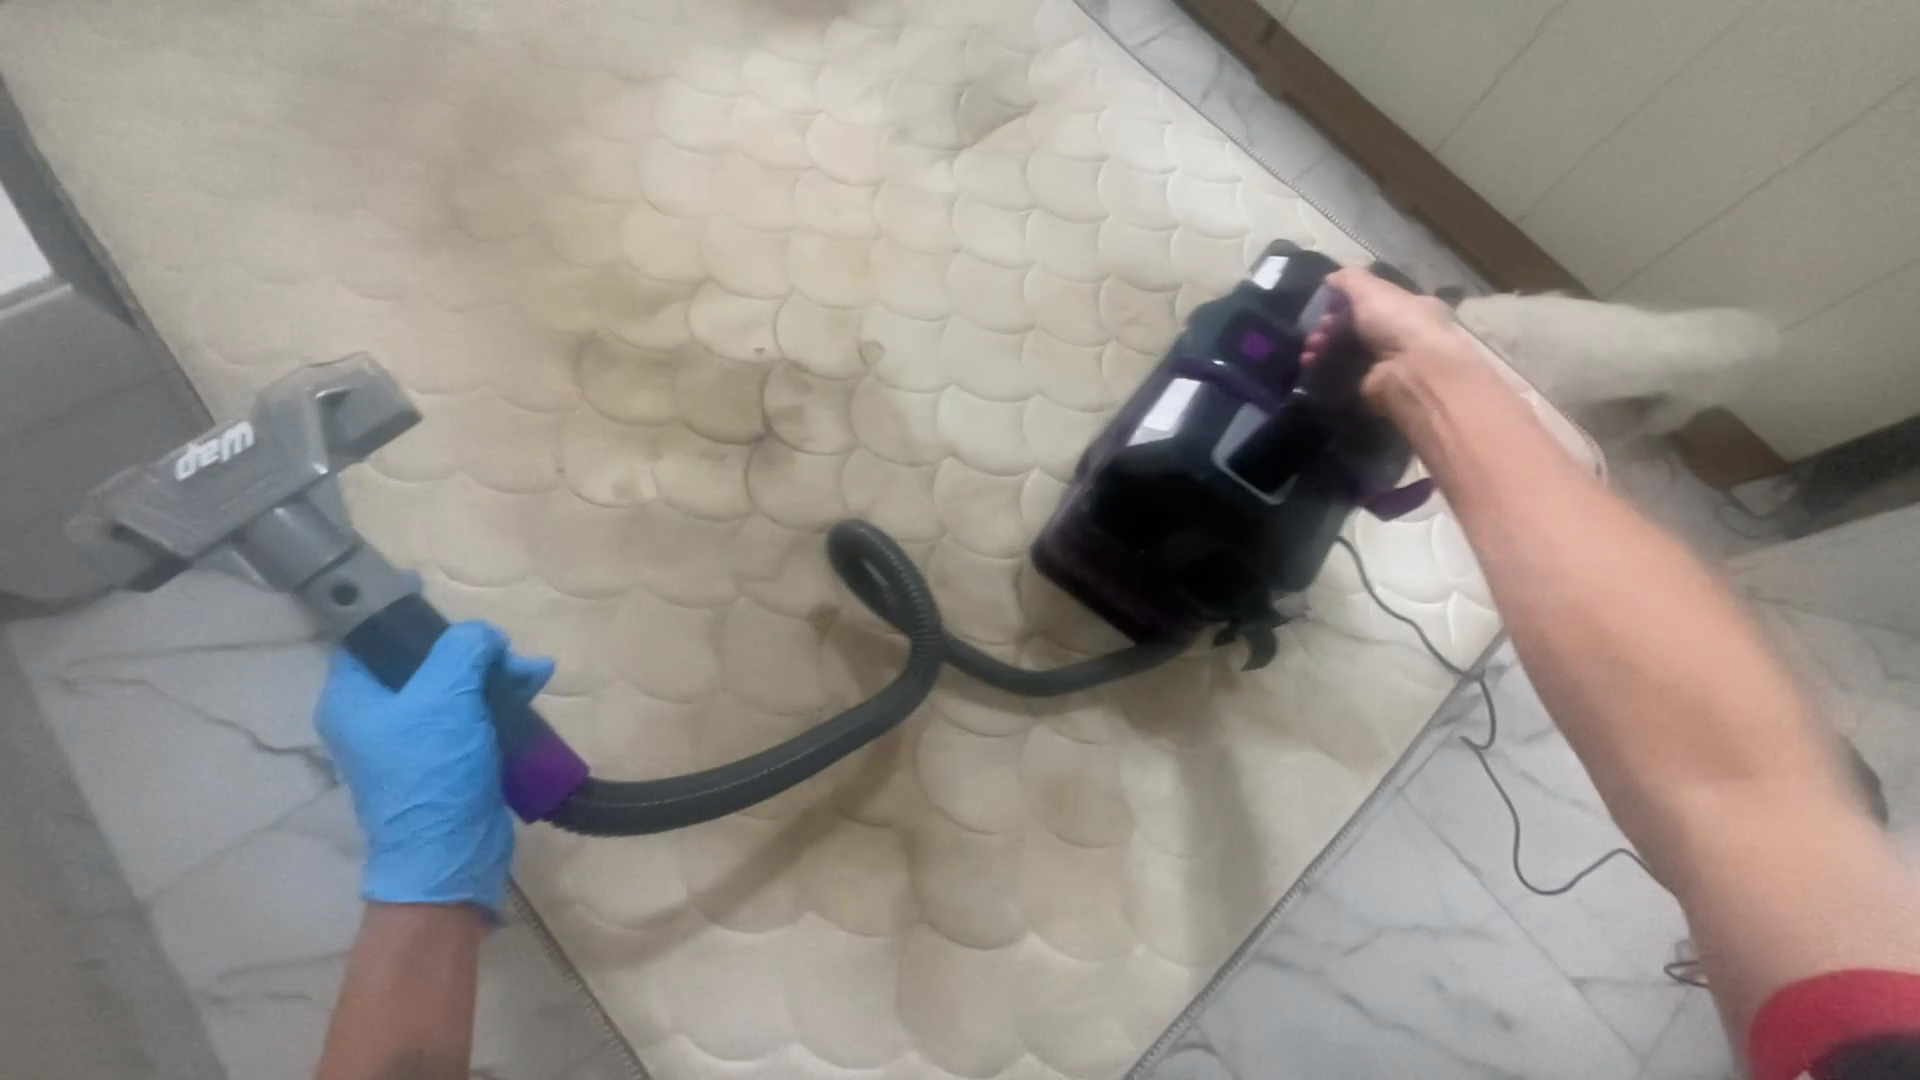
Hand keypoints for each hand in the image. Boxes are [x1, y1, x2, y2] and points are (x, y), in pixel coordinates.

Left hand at [316, 621, 553, 917]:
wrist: (452, 849)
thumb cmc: (433, 769)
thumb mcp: (445, 698)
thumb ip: (462, 650)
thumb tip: (483, 635)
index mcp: (355, 699)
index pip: (365, 638)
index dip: (395, 611)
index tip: (429, 590)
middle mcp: (380, 713)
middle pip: (424, 658)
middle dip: (470, 648)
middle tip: (502, 648)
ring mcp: (417, 734)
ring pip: (458, 681)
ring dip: (497, 670)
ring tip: (532, 670)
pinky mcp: (452, 751)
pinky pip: (477, 708)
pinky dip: (504, 694)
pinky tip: (534, 684)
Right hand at [1303, 268, 1483, 410]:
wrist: (1410, 371)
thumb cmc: (1397, 322)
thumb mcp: (1372, 289)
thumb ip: (1349, 280)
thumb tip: (1330, 278)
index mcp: (1406, 306)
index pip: (1371, 302)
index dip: (1345, 302)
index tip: (1326, 307)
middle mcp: (1397, 334)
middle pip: (1353, 327)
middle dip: (1329, 327)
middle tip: (1315, 332)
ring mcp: (1383, 362)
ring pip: (1343, 351)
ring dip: (1322, 348)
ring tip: (1309, 351)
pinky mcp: (1368, 384)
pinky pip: (1339, 374)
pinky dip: (1322, 369)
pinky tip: (1310, 365)